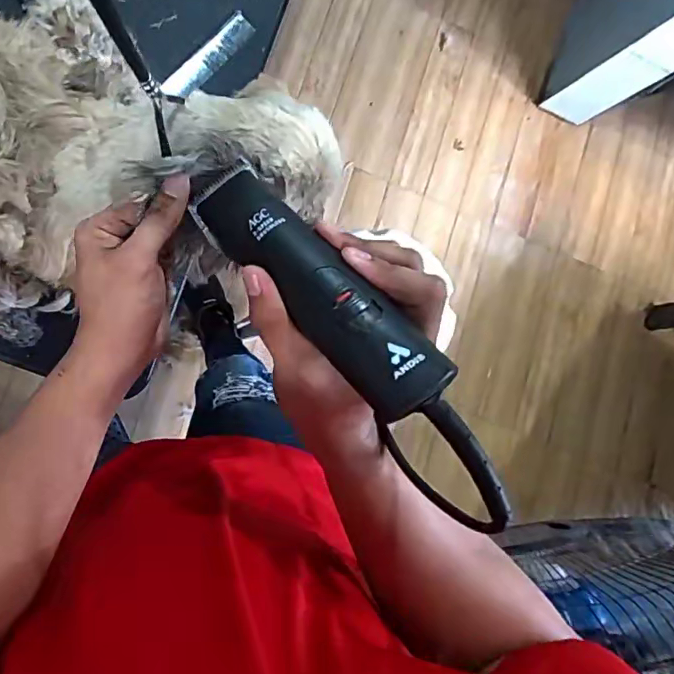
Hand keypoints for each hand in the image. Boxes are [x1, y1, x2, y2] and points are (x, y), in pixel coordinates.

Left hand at [64, 175, 190, 396]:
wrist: (121, 352)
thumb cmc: (121, 304)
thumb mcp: (139, 256)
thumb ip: (160, 218)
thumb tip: (180, 180)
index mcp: (97, 230)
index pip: (138, 203)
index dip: (165, 201)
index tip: (198, 191)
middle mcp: (111, 240)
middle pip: (150, 218)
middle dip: (174, 219)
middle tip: (206, 209)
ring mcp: (130, 259)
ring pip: (162, 236)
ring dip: (180, 237)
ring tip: (206, 227)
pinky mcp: (147, 275)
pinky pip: (166, 255)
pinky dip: (179, 254)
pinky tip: (199, 246)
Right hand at [244, 225, 448, 459]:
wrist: (334, 432)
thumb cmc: (323, 409)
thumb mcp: (292, 369)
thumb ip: (273, 321)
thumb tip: (254, 273)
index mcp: (405, 345)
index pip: (420, 292)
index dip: (388, 268)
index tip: (348, 257)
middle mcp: (412, 327)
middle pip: (413, 270)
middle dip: (374, 250)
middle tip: (331, 241)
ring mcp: (399, 319)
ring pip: (399, 267)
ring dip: (367, 248)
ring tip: (328, 240)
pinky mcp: (381, 313)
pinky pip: (381, 275)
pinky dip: (359, 259)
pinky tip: (331, 251)